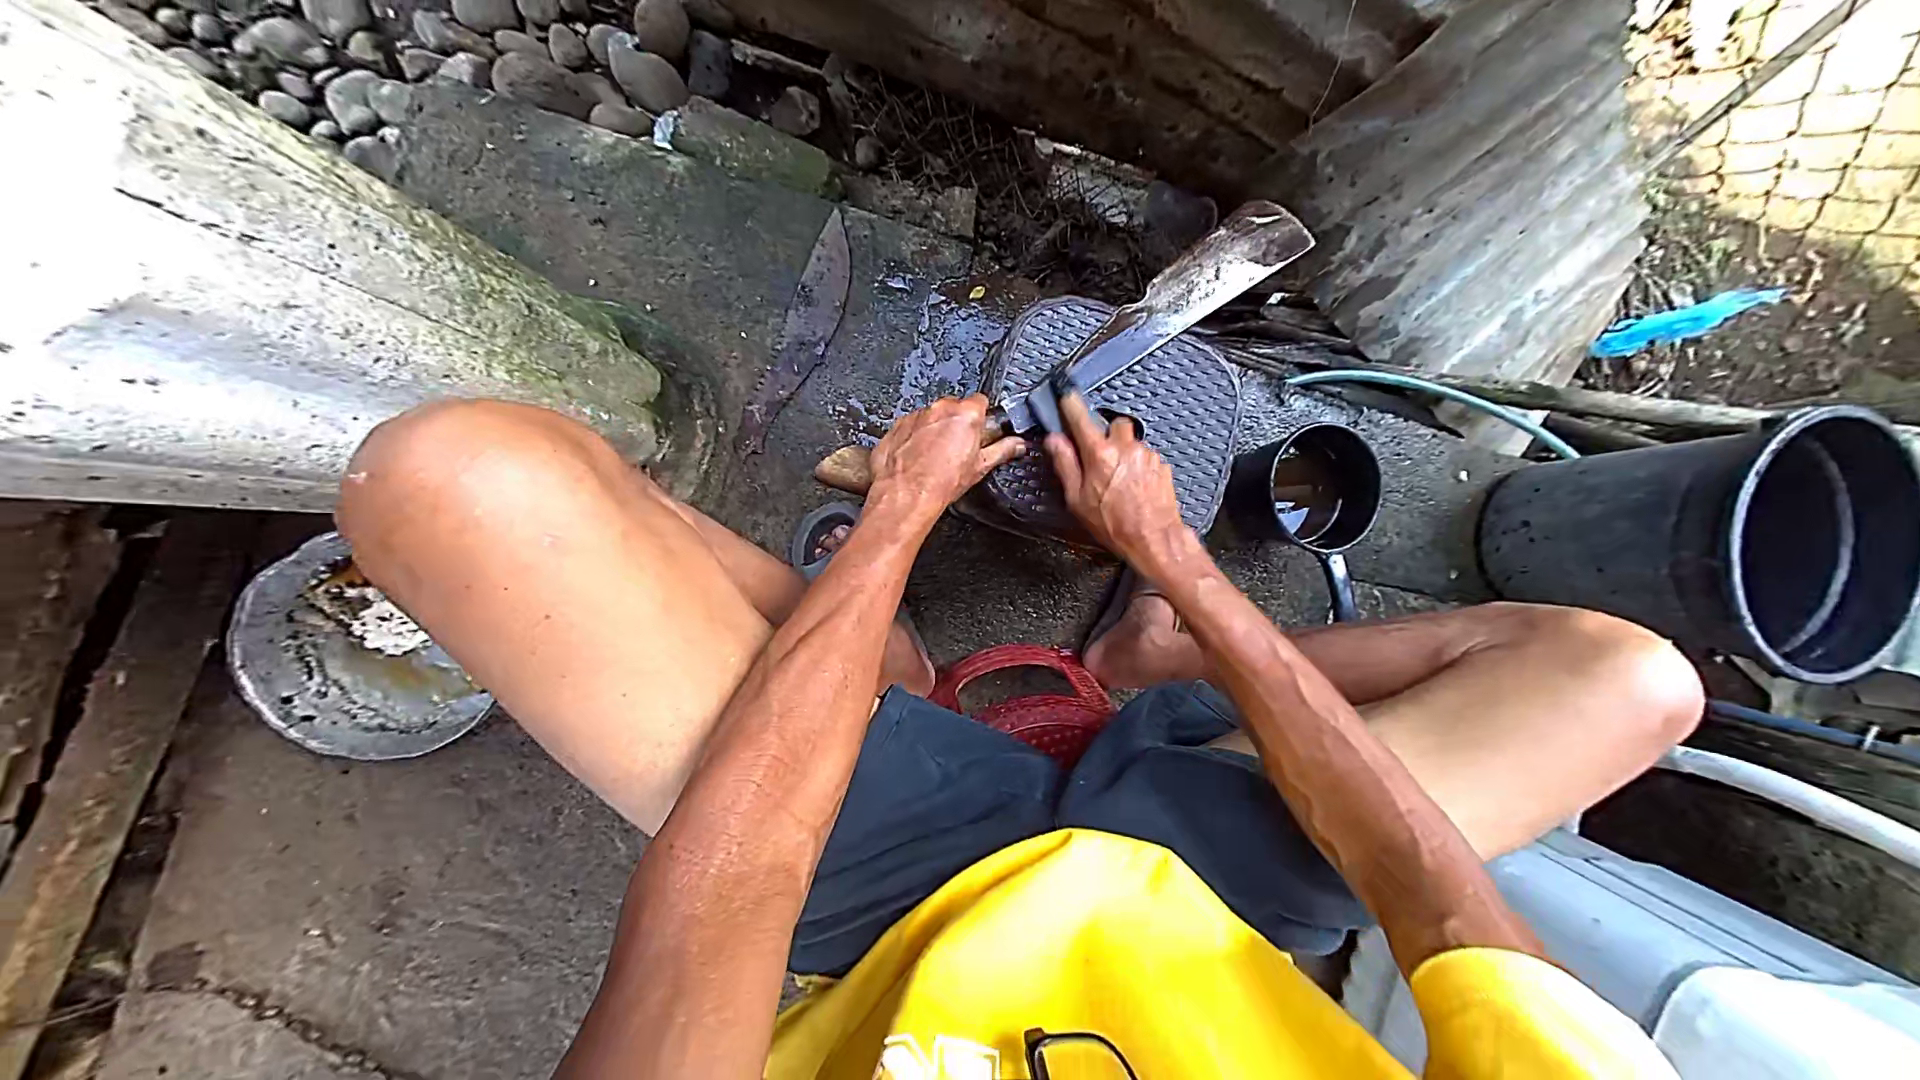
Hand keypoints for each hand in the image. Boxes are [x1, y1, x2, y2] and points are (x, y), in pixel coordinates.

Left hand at [868, 395, 1025, 523]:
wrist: (906, 494)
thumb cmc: (941, 482)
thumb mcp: (981, 467)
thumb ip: (1002, 450)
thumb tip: (1016, 445)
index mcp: (966, 413)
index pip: (981, 402)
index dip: (982, 417)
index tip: (981, 430)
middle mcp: (940, 409)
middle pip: (955, 408)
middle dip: (958, 424)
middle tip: (959, 448)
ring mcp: (916, 416)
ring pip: (931, 417)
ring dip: (935, 431)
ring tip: (936, 457)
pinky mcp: (897, 426)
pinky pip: (911, 427)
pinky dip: (915, 438)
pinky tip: (918, 458)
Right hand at [1044, 393, 1191, 567]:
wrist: (1153, 539)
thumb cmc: (1116, 525)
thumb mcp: (1077, 499)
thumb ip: (1065, 464)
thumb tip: (1055, 443)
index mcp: (1099, 454)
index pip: (1081, 417)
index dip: (1071, 404)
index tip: (1066, 396)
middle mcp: (1125, 448)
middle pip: (1113, 424)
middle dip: (1105, 435)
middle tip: (1098, 456)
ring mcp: (1146, 454)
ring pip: (1130, 440)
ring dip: (1122, 452)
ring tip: (1116, 480)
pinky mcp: (1161, 463)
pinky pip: (1144, 455)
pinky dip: (1136, 465)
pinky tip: (1131, 485)